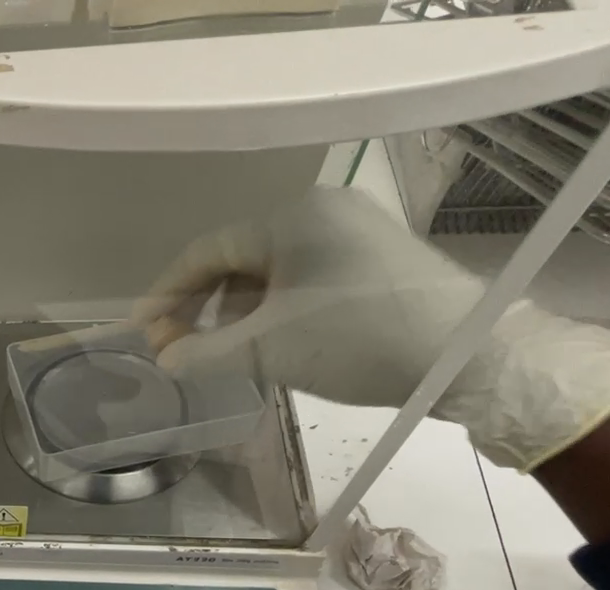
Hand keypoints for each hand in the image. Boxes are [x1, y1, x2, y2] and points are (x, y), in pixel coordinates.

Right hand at [131, 187, 609, 470]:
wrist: (466, 357)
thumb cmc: (357, 342)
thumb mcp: (266, 352)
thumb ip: (200, 354)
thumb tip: (163, 358)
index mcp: (291, 219)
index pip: (206, 251)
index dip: (167, 293)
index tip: (143, 331)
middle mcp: (320, 211)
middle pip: (236, 258)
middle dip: (200, 305)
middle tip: (179, 347)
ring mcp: (352, 231)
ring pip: (269, 270)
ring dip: (235, 311)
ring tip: (219, 352)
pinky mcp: (373, 257)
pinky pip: (301, 277)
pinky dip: (271, 309)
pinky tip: (265, 342)